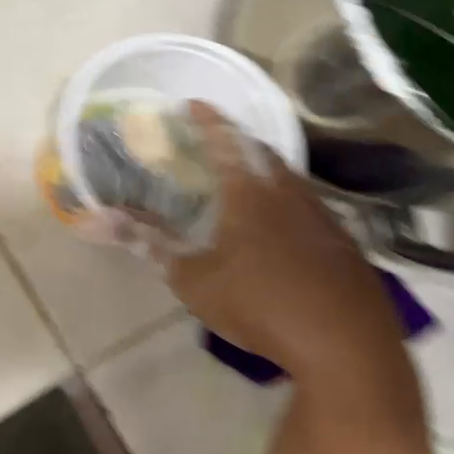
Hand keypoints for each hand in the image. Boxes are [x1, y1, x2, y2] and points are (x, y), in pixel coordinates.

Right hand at [164, 103, 404, 377]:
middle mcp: (293, 198)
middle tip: (217, 144)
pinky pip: (311, 213)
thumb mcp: (193, 280)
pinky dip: (288, 208)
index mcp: (253, 196)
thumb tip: (106, 222)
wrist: (347, 349)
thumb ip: (155, 247)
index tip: (194, 103)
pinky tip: (279, 232)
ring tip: (244, 184)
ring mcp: (327, 223)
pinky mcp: (348, 251)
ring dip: (267, 176)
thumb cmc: (260, 305)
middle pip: (266, 158)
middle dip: (240, 145)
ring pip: (293, 185)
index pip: (229, 144)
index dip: (210, 122)